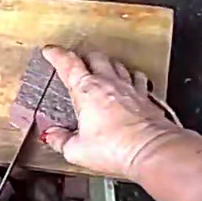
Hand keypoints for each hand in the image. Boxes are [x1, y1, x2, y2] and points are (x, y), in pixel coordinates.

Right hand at [40, 46, 194, 181]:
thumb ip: (61, 140)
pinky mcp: (146, 98)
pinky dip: (130, 76)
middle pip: (95, 57)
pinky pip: (138, 78)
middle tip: (76, 62)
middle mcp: (109, 83)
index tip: (50, 50)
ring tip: (100, 68)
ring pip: (117, 64)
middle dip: (83, 57)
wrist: (151, 150)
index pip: (68, 64)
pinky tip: (129, 81)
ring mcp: (130, 88)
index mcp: (86, 91)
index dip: (56, 55)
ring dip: (107, 64)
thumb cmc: (114, 148)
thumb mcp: (76, 150)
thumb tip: (52, 135)